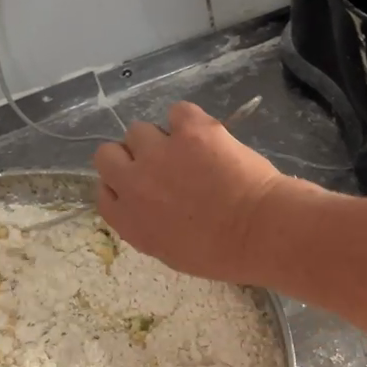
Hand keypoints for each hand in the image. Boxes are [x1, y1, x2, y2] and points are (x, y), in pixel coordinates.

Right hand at [94, 101, 314, 284]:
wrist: (262, 231)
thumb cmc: (227, 254)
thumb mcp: (176, 254)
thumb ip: (152, 227)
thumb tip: (152, 209)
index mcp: (131, 222)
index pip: (104, 192)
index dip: (123, 185)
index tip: (143, 186)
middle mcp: (134, 184)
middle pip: (108, 154)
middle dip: (133, 157)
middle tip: (164, 165)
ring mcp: (159, 153)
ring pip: (140, 130)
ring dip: (162, 139)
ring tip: (194, 153)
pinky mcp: (190, 130)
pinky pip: (178, 112)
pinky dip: (191, 122)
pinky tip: (211, 138)